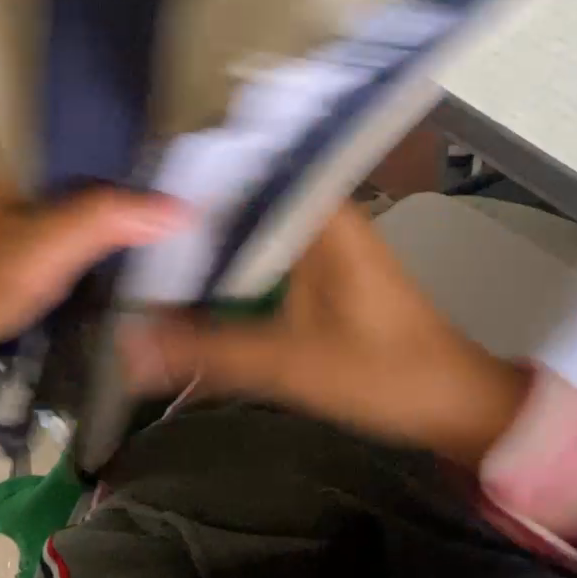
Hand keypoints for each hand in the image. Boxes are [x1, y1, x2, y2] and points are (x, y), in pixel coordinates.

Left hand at [0, 176, 188, 350]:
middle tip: (194, 228)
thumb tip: (178, 206)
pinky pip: (74, 236)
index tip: (199, 194)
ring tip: (175, 245)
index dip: (151, 169)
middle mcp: (27, 180)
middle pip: (100, 180)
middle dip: (141, 201)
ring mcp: (22, 214)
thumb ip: (100, 223)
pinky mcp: (20, 246)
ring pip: (88, 210)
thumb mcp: (38, 253)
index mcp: (28, 166)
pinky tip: (127, 263)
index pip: (106, 151)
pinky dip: (100, 247)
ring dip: (124, 226)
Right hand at [121, 204, 527, 464]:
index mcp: (320, 215)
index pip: (240, 169)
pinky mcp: (316, 266)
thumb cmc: (385, 375)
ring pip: (242, 223)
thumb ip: (204, 353)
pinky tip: (181, 273)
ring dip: (198, 237)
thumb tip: (127, 349)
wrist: (456, 408)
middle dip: (180, 210)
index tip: (130, 186)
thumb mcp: (286, 365)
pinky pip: (254, 247)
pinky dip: (220, 259)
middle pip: (234, 195)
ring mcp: (318, 239)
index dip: (182, 175)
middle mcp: (319, 213)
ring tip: (136, 240)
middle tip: (120, 220)